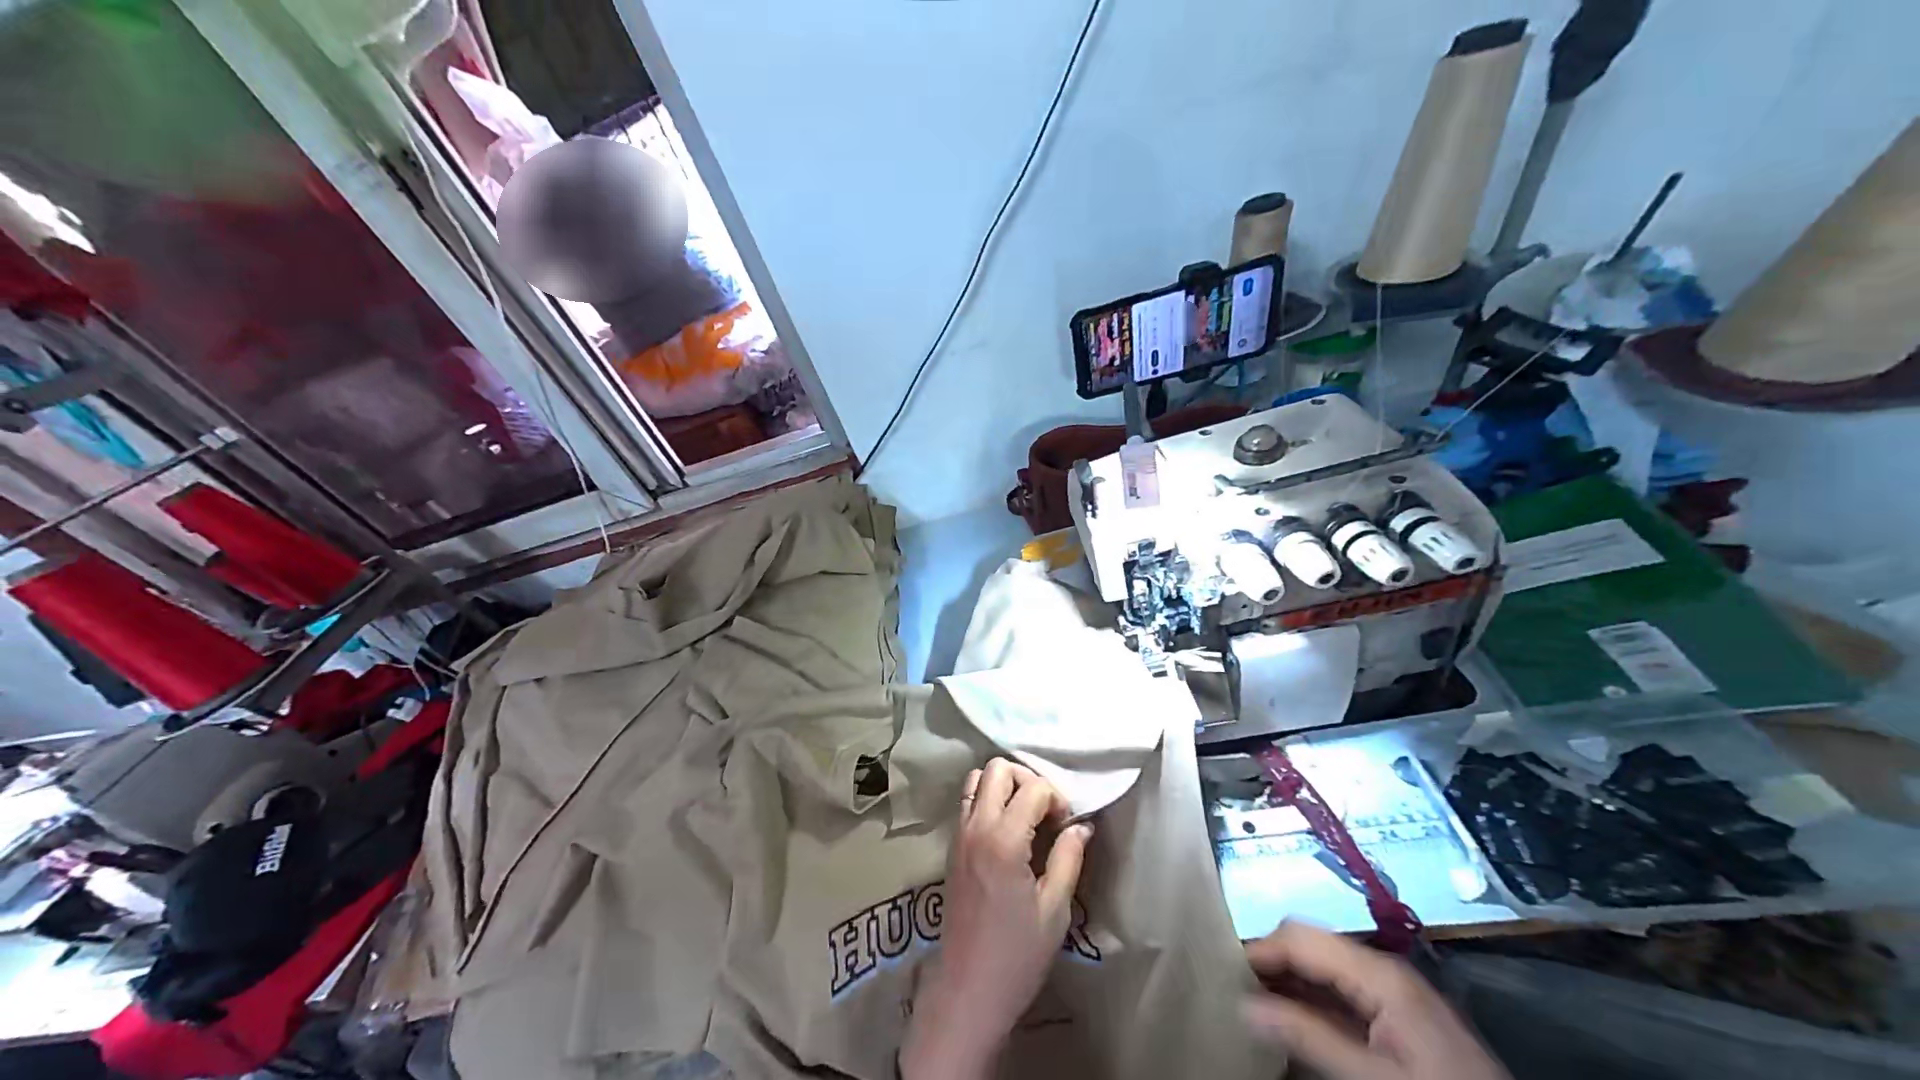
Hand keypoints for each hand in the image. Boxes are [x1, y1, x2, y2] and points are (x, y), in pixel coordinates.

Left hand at [900, 759, 1093, 1079]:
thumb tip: (1081, 825)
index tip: (1067, 828)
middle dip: (1028, 780)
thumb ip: (1069, 858)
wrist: (967, 989)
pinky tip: (1008, 833)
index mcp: (1003, 839)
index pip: (1033, 788)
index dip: (1057, 800)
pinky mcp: (951, 848)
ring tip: (1027, 818)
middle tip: (1047, 814)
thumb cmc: (1017, 955)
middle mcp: (975, 827)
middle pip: (998, 769)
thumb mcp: (1055, 909)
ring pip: (977, 780)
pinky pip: (967, 802)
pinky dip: (988, 801)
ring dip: (1005, 787)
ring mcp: (958, 835)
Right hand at [1242, 922, 1508, 1079]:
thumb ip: (1309, 1035)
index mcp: (1379, 971)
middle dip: (1271, 959)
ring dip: (1287, 980)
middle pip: (1311, 944)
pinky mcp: (1398, 1016)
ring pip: (1323, 967)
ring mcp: (1393, 991)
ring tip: (1253, 1001)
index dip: (1259, 948)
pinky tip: (1292, 1019)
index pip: (1300, 936)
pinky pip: (1341, 992)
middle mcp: (1384, 968)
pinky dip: (1310, 998)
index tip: (1223, 969)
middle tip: (1234, 985)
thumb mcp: (1370, 1074)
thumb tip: (1244, 1003)